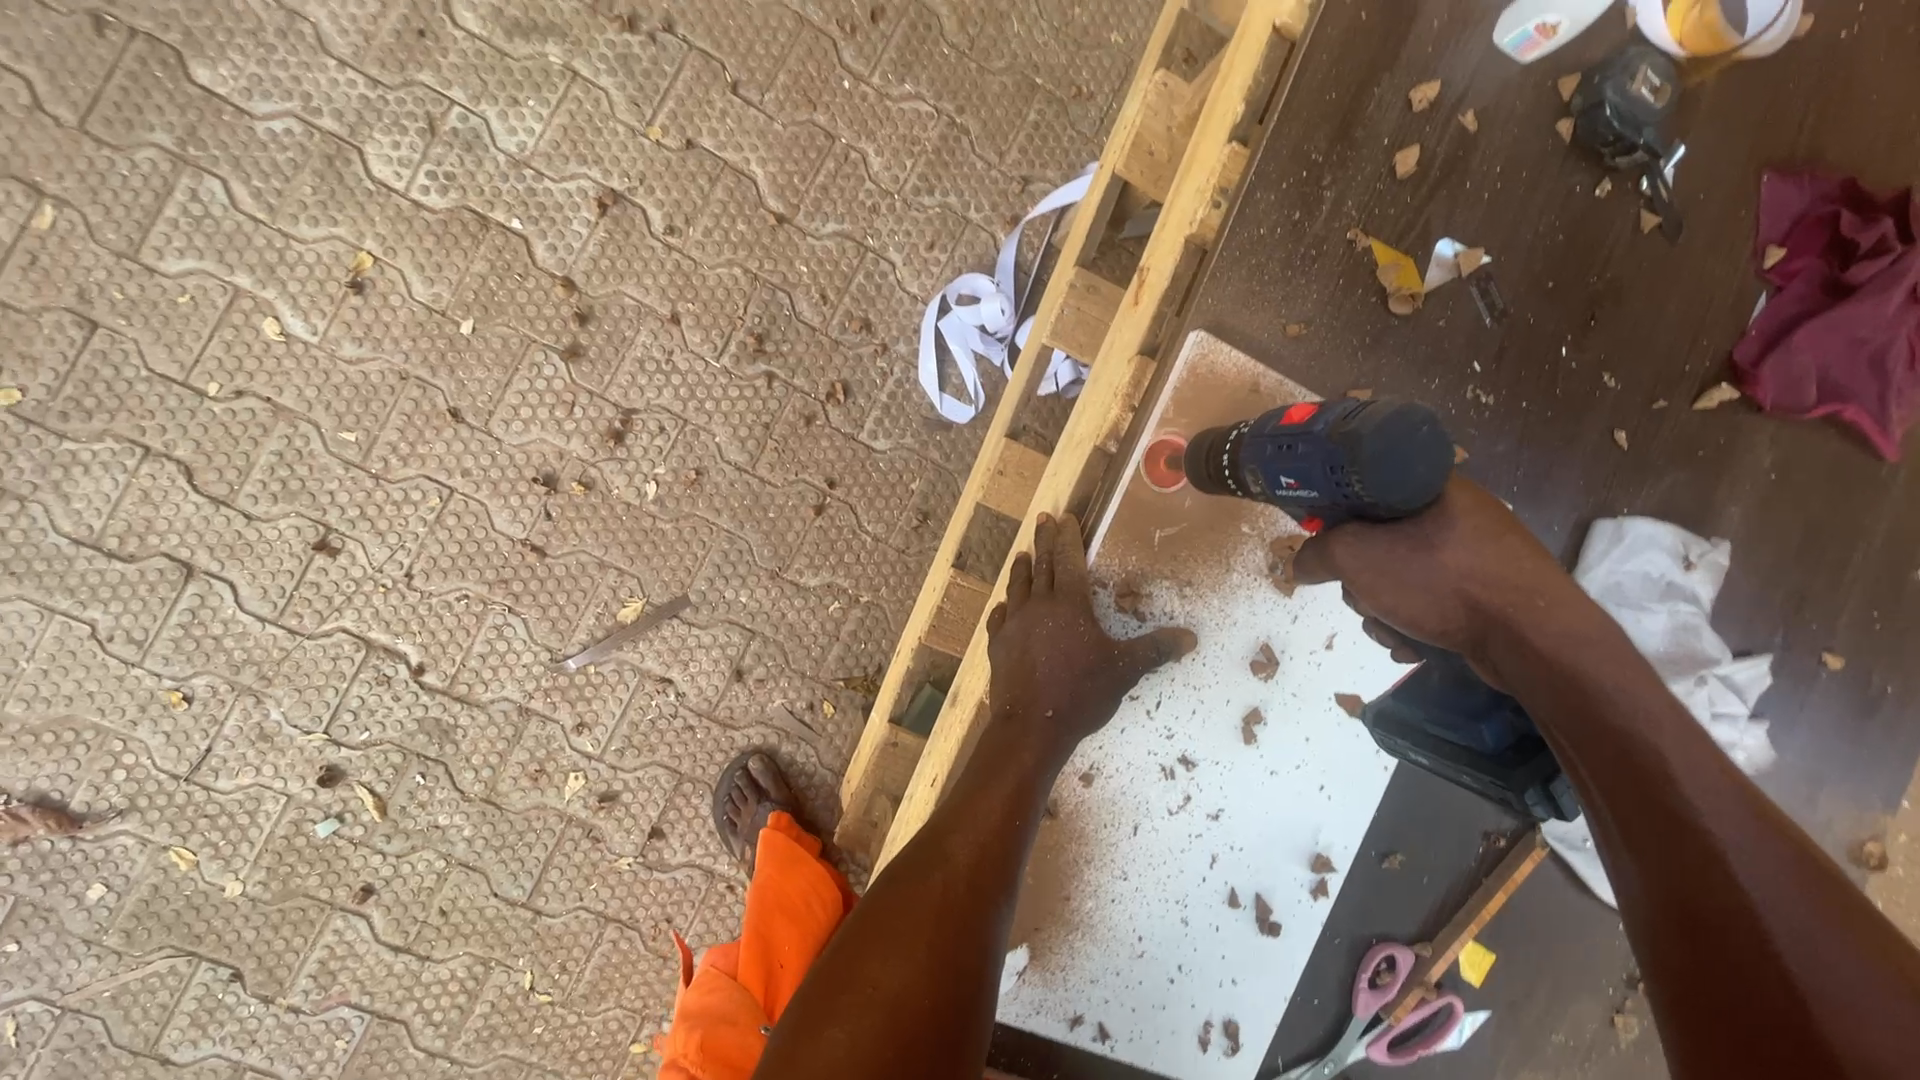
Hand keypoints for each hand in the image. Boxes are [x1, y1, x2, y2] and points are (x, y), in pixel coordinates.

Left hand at [985, 512, 1196, 768]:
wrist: (1031, 725)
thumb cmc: (1081, 693)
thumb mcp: (1125, 670)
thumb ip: (1155, 649)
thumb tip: (1190, 637)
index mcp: (1069, 604)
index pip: (1068, 560)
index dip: (1067, 538)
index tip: (1064, 518)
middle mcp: (1038, 607)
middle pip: (1041, 566)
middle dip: (1043, 541)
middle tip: (1042, 520)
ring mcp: (1014, 625)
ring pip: (1017, 587)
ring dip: (1021, 569)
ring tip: (1022, 555)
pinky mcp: (998, 646)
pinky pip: (999, 619)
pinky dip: (1004, 607)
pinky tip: (1004, 607)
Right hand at [1292, 475, 1586, 681]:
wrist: (1531, 638)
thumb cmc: (1441, 581)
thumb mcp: (1356, 557)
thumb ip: (1316, 553)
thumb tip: (1303, 564)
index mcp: (1431, 486)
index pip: (1365, 492)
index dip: (1337, 522)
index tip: (1328, 551)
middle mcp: (1458, 514)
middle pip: (1378, 543)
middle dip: (1362, 582)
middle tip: (1367, 598)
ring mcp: (1478, 555)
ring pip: (1401, 579)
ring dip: (1384, 611)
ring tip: (1394, 632)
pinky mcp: (1490, 592)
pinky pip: (1432, 602)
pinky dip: (1415, 625)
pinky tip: (1415, 645)